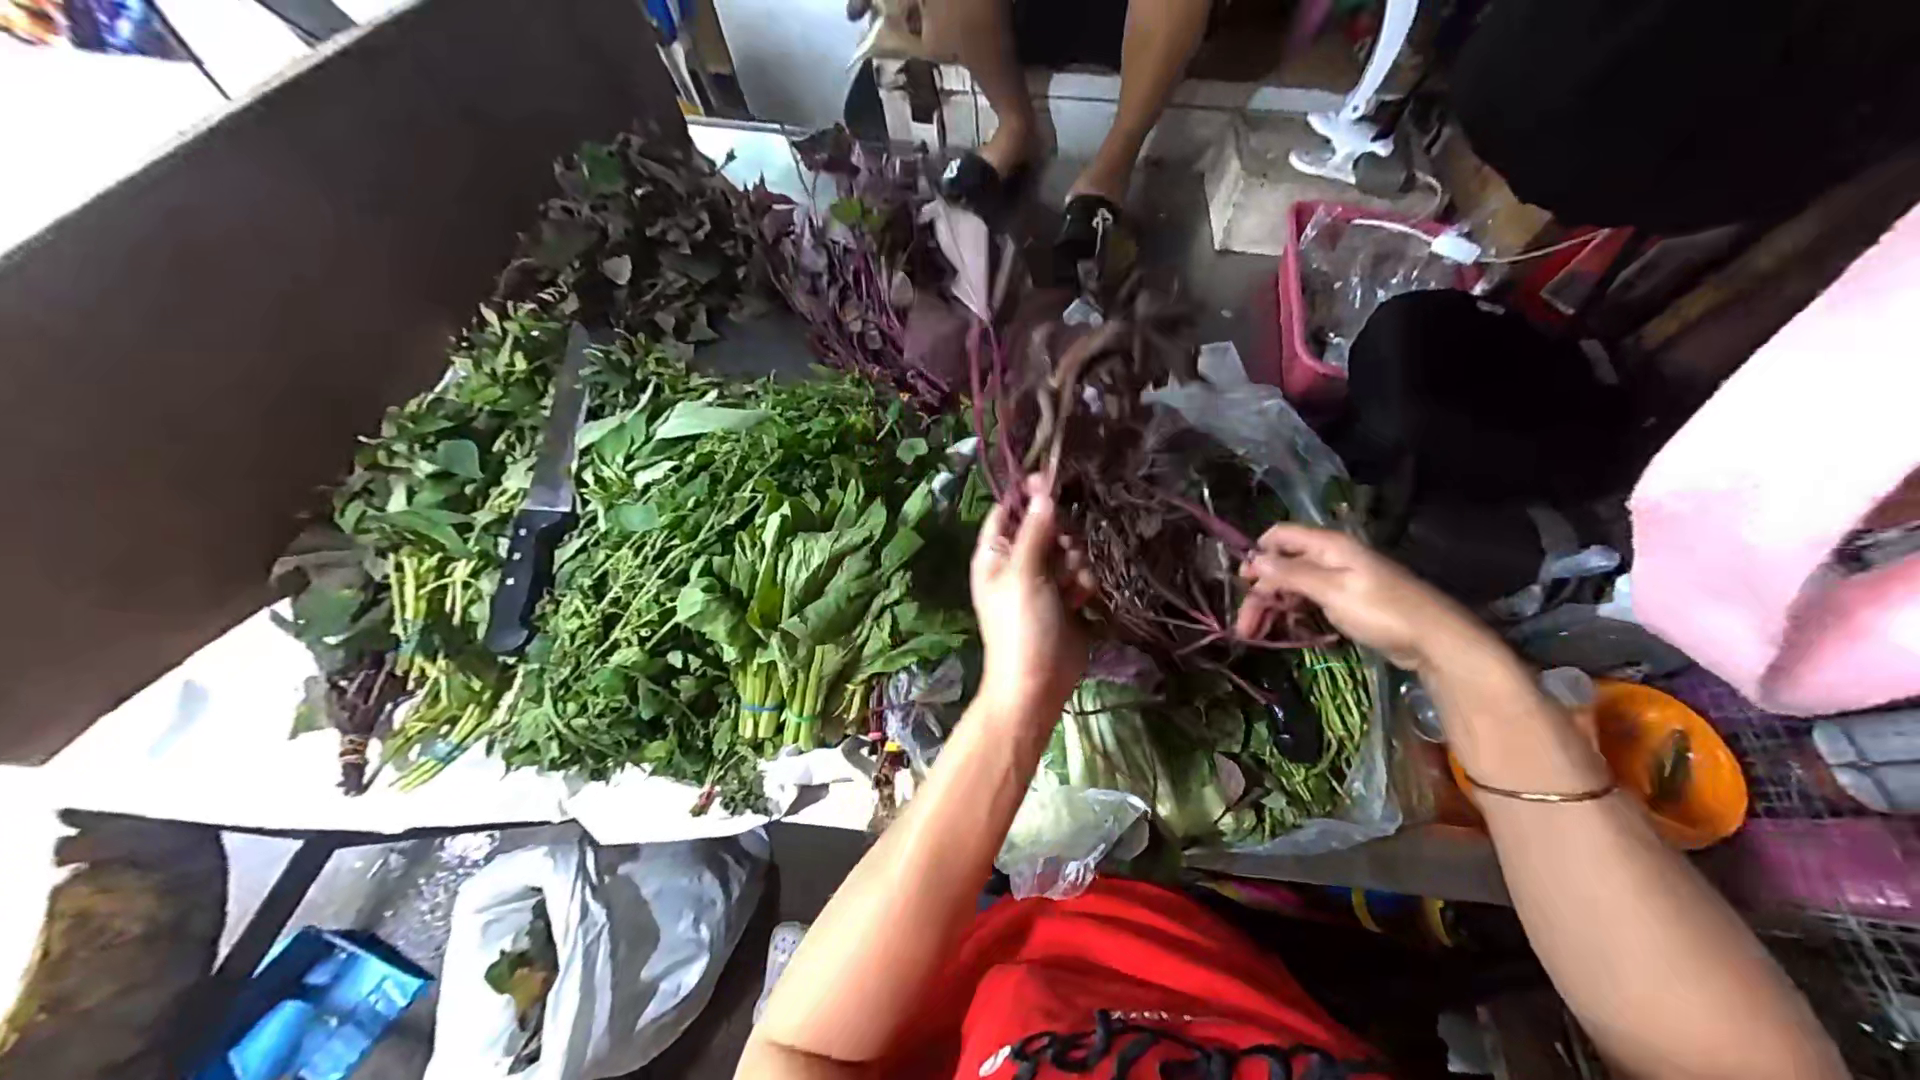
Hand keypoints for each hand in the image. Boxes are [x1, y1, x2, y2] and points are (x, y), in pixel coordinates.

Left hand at [970, 475, 1090, 721]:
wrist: (1038, 684)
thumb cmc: (1021, 627)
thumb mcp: (1023, 574)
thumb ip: (1034, 532)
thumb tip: (1041, 493)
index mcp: (995, 555)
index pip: (1008, 510)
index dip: (1028, 496)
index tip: (1051, 482)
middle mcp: (1018, 563)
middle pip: (1046, 526)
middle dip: (1061, 539)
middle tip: (1064, 558)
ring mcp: (1044, 581)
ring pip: (1070, 550)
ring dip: (1075, 566)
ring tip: (1070, 590)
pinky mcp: (1067, 598)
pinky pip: (1082, 574)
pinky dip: (1084, 585)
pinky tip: (1081, 601)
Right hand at [1236, 524, 1490, 671]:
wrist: (1435, 641)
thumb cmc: (1383, 611)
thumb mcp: (1333, 591)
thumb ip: (1292, 574)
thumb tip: (1255, 560)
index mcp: (1328, 546)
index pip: (1280, 536)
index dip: (1257, 554)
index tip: (1241, 582)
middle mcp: (1330, 557)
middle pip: (1281, 567)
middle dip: (1259, 593)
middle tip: (1244, 627)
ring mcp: (1338, 580)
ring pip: (1291, 587)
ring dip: (1271, 608)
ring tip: (1256, 635)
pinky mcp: (1345, 602)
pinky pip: (1307, 602)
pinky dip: (1291, 615)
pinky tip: (1282, 632)